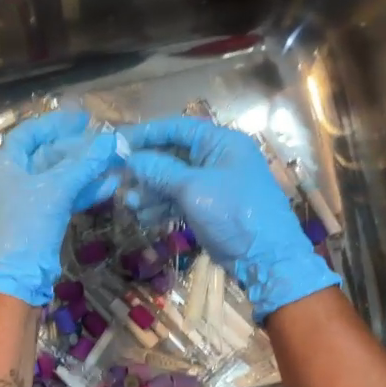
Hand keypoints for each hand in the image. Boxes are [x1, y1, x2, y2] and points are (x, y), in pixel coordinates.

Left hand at [0, 109, 121, 305]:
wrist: (16, 278)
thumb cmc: (27, 225)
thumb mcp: (56, 189)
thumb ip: (85, 163)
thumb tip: (112, 140)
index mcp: (3, 164)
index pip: (29, 133)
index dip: (56, 123)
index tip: (84, 118)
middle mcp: (10, 179)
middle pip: (46, 154)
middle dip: (78, 149)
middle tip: (107, 142)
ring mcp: (23, 201)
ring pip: (57, 177)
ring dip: (85, 171)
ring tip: (115, 162)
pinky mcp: (37, 220)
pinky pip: (61, 197)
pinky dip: (81, 191)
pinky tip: (108, 186)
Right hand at [121, 116, 337, 320]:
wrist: (266, 258)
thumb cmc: (234, 214)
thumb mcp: (193, 189)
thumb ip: (160, 171)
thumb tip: (130, 159)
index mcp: (222, 143)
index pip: (178, 128)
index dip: (147, 134)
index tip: (119, 143)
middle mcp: (218, 158)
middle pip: (173, 154)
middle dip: (146, 168)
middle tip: (119, 179)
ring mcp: (214, 183)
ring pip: (173, 179)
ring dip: (150, 190)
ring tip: (130, 204)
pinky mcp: (210, 206)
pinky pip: (179, 198)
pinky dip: (161, 206)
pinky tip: (144, 217)